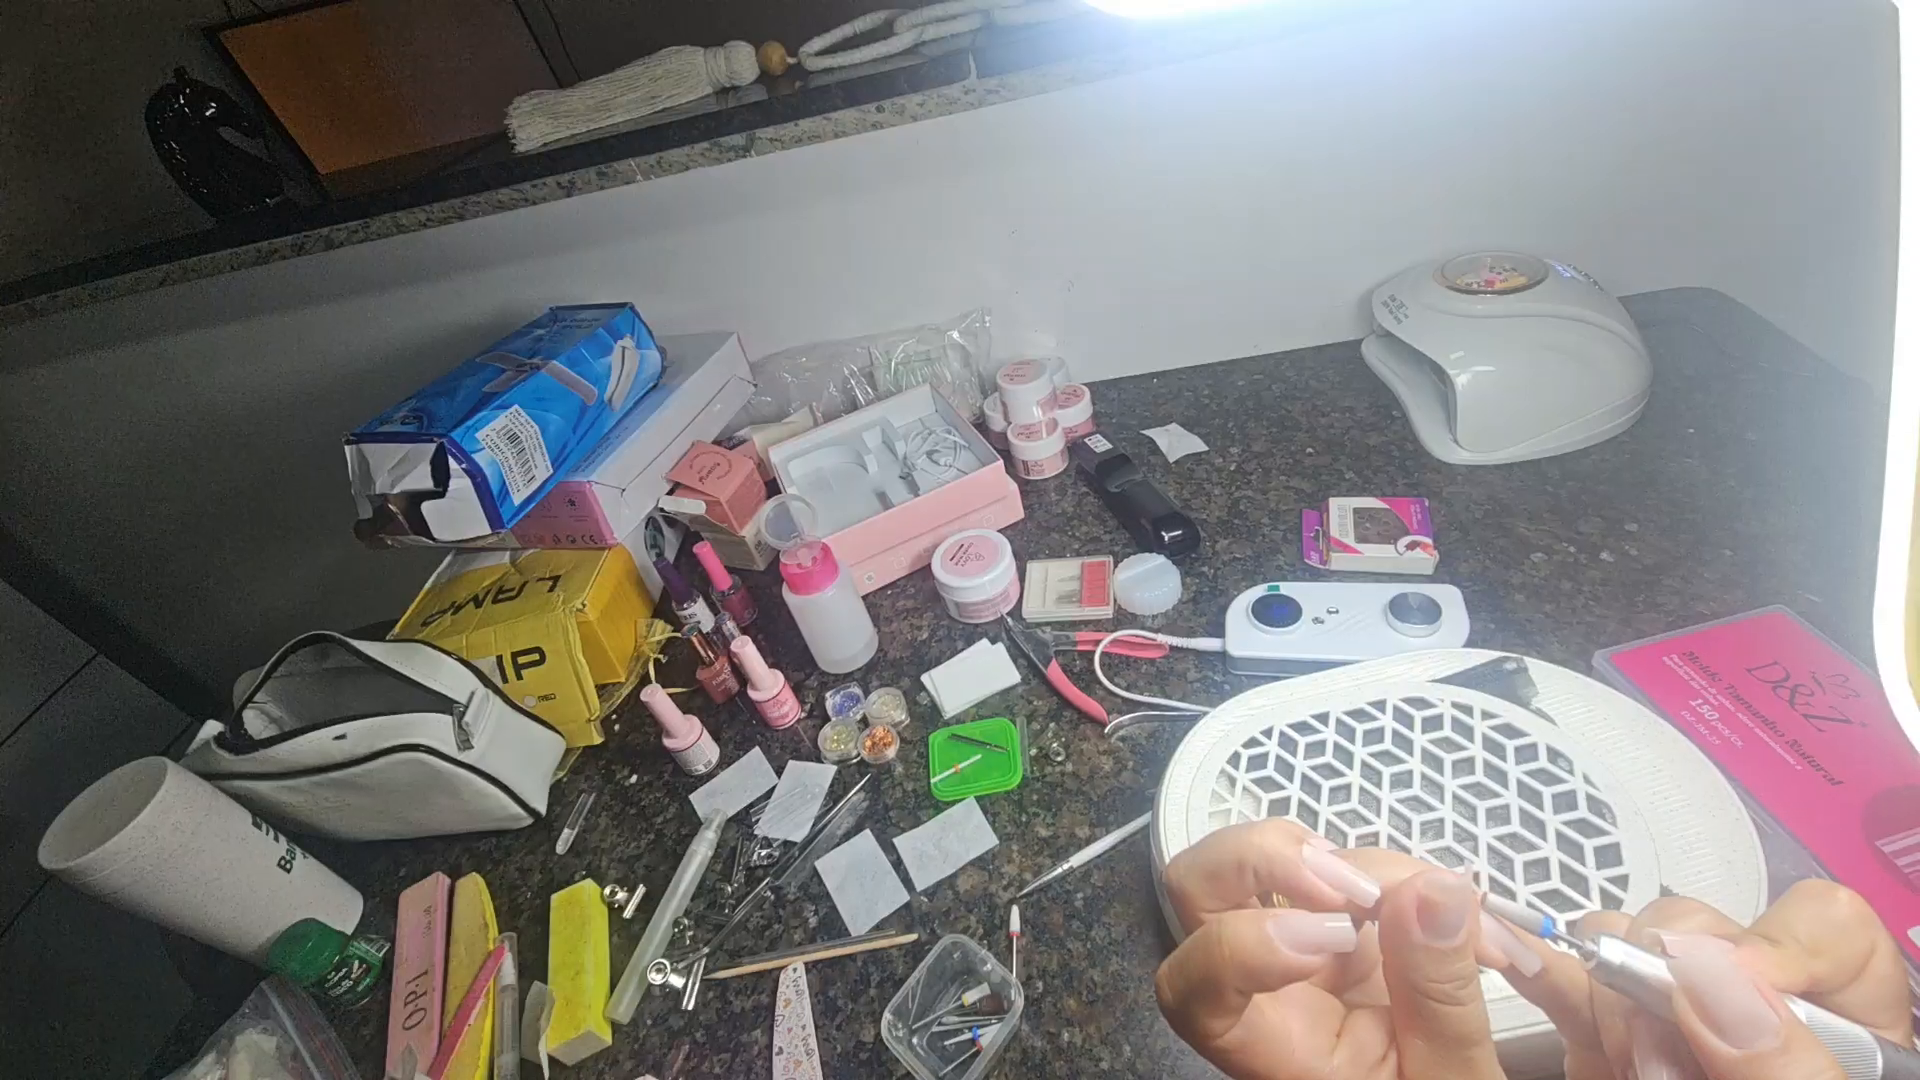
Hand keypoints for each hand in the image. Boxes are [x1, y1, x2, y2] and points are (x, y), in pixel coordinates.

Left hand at [1154, 820, 1544, 1079]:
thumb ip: (1439, 1001)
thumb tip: (1437, 891)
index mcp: (1265, 1045)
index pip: (1191, 990)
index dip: (1239, 947)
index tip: (1335, 937)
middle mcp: (1253, 978)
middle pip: (1196, 885)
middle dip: (1266, 857)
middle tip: (1358, 887)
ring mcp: (1280, 934)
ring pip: (1265, 855)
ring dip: (1355, 861)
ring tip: (1440, 898)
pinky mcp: (1319, 910)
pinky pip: (1327, 860)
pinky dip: (1387, 865)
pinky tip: (1444, 896)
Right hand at [1504, 879, 1913, 1079]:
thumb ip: (1781, 1073)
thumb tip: (1710, 969)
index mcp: (1844, 1042)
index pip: (1823, 933)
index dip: (1774, 941)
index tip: (1727, 985)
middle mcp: (1757, 1020)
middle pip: (1700, 931)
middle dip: (1666, 979)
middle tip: (1661, 1059)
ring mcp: (1671, 1027)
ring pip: (1621, 945)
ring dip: (1606, 990)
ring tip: (1619, 1065)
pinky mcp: (1600, 1040)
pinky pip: (1557, 975)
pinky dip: (1530, 961)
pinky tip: (1510, 957)